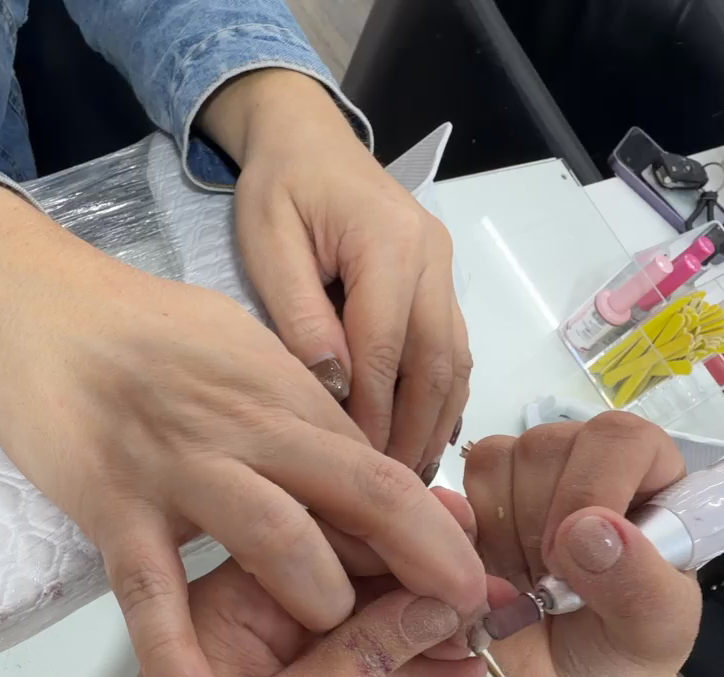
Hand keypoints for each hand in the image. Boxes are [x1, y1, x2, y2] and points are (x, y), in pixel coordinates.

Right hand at [0, 179, 485, 676]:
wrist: (38, 309)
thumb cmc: (151, 329)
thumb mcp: (247, 351)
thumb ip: (307, 409)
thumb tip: (369, 457)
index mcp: (286, 393)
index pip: (379, 465)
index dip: (437, 527)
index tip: (476, 574)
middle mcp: (247, 431)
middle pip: (357, 498)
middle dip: (422, 567)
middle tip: (465, 627)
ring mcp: (180, 471)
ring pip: (275, 539)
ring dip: (325, 599)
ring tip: (341, 643)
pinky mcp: (113, 509)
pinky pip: (149, 591)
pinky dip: (172, 655)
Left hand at [68, 547, 484, 676]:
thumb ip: (367, 653)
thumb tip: (442, 596)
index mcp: (234, 594)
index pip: (329, 541)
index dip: (408, 547)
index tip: (476, 556)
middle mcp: (249, 604)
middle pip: (349, 575)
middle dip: (425, 587)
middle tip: (500, 596)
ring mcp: (266, 644)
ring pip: (356, 618)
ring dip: (420, 630)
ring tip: (490, 636)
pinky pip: (344, 658)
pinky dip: (393, 666)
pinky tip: (453, 669)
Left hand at [203, 70, 469, 477]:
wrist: (309, 141)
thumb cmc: (278, 190)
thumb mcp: (268, 243)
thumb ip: (299, 314)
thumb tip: (333, 386)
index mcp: (387, 242)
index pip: (386, 346)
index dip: (373, 412)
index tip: (355, 467)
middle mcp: (431, 258)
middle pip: (435, 362)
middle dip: (412, 430)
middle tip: (389, 489)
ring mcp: (444, 271)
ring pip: (455, 362)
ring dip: (434, 423)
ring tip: (409, 477)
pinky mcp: (441, 285)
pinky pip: (454, 351)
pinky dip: (442, 400)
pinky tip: (424, 437)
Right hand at [462, 412, 700, 676]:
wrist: (565, 676)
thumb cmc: (622, 646)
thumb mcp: (653, 634)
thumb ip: (639, 585)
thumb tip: (586, 529)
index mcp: (649, 472)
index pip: (618, 439)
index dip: (589, 491)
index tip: (573, 558)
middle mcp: (585, 457)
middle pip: (544, 450)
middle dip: (538, 529)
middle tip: (553, 588)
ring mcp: (526, 472)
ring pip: (495, 466)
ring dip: (503, 539)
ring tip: (528, 585)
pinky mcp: (479, 495)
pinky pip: (456, 493)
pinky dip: (468, 542)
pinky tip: (495, 577)